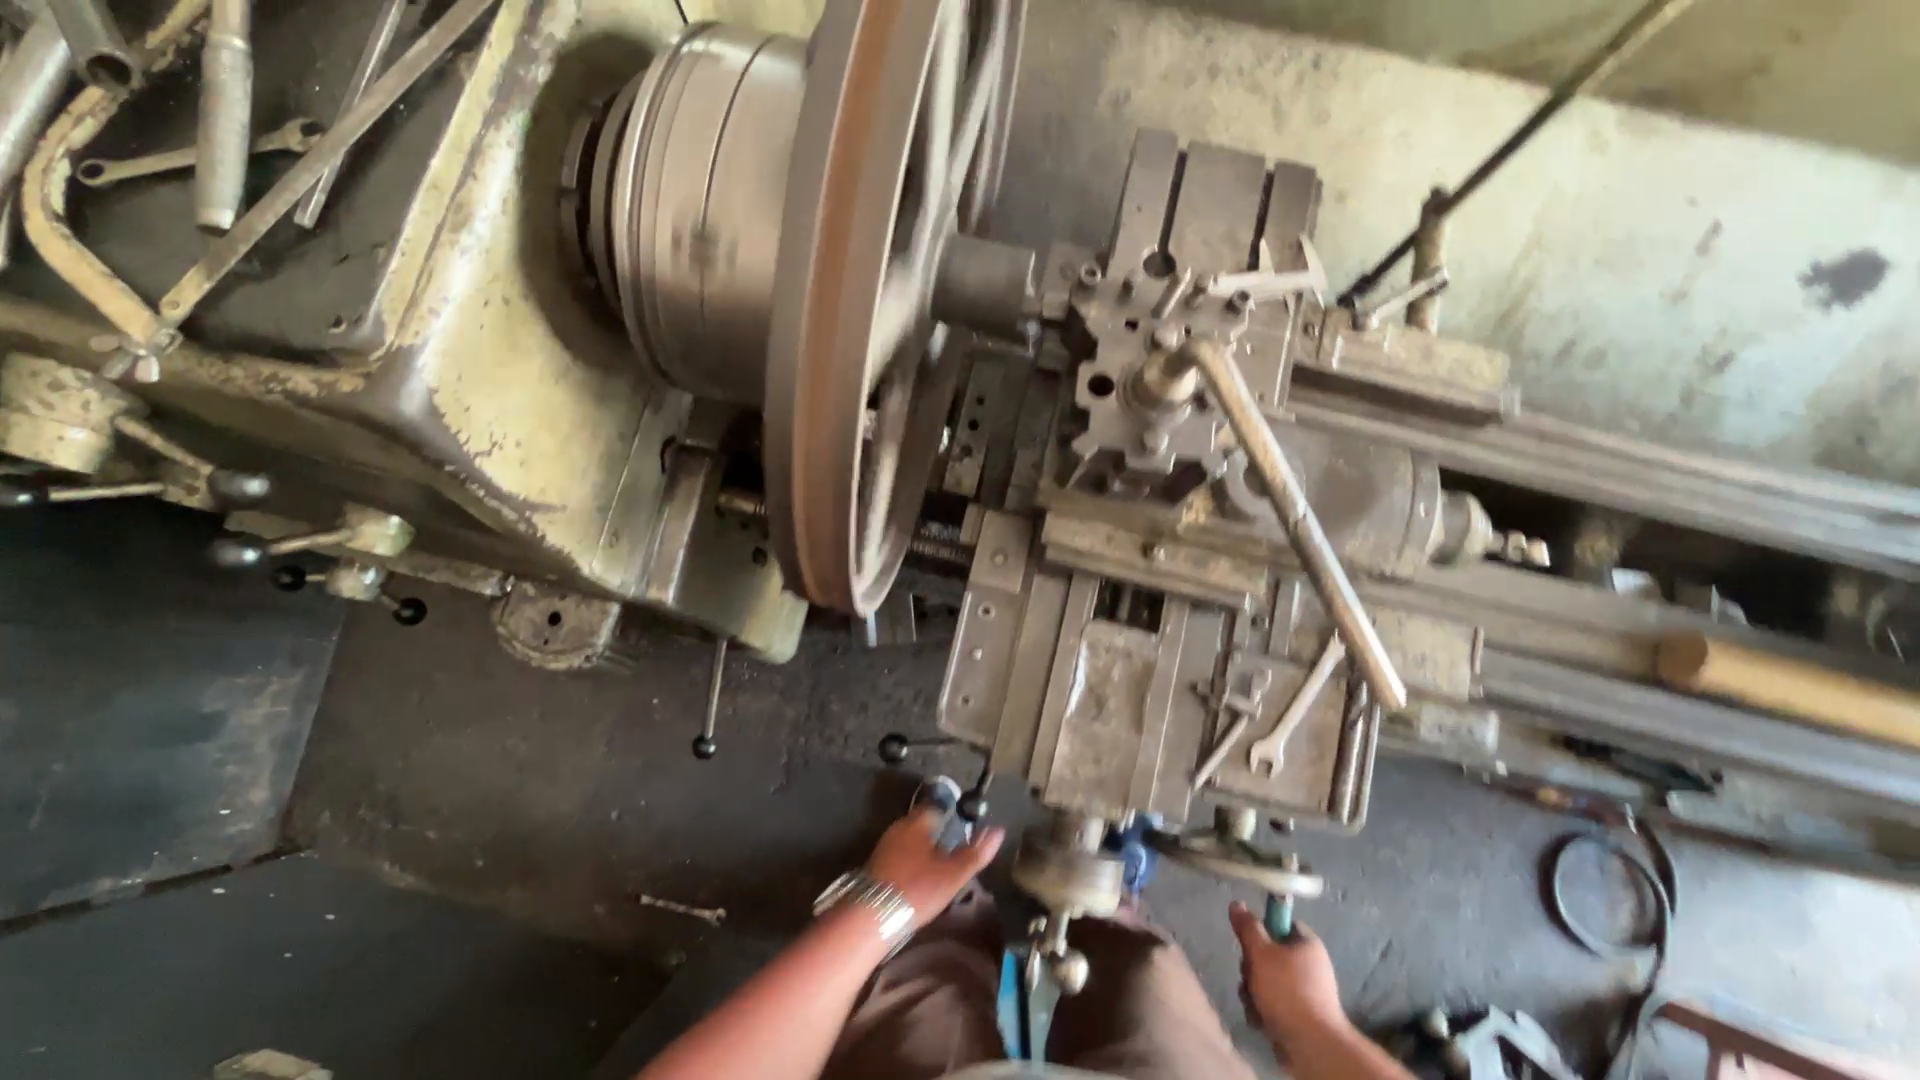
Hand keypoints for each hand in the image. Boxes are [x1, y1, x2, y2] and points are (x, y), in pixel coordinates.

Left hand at [866, 809, 1005, 929]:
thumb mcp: (954, 874)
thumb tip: (998, 831)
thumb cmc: (917, 889)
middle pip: (921, 825)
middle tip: (952, 853)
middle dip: (936, 835)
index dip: (951, 817)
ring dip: (921, 852)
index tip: (962, 831)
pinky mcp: (874, 866)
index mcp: (917, 823)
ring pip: (908, 842)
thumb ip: (976, 853)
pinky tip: (916, 881)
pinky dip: (908, 864)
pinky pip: (897, 857)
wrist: (872, 916)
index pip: (936, 808)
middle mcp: (897, 828)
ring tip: (937, 870)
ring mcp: (883, 846)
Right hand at [1230, 902, 1349, 1047]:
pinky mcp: (1300, 1014)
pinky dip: (1262, 1009)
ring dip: (1253, 991)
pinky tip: (1260, 1018)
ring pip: (1266, 980)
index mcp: (1307, 944)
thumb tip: (1237, 903)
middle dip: (1251, 968)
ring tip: (1255, 1003)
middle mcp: (1309, 965)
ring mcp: (1305, 991)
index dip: (1262, 930)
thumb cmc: (1286, 991)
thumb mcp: (1261, 953)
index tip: (1250, 943)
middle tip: (1250, 977)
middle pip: (1269, 954)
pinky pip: (1273, 1002)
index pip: (1280, 924)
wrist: (1311, 1044)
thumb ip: (1248, 928)